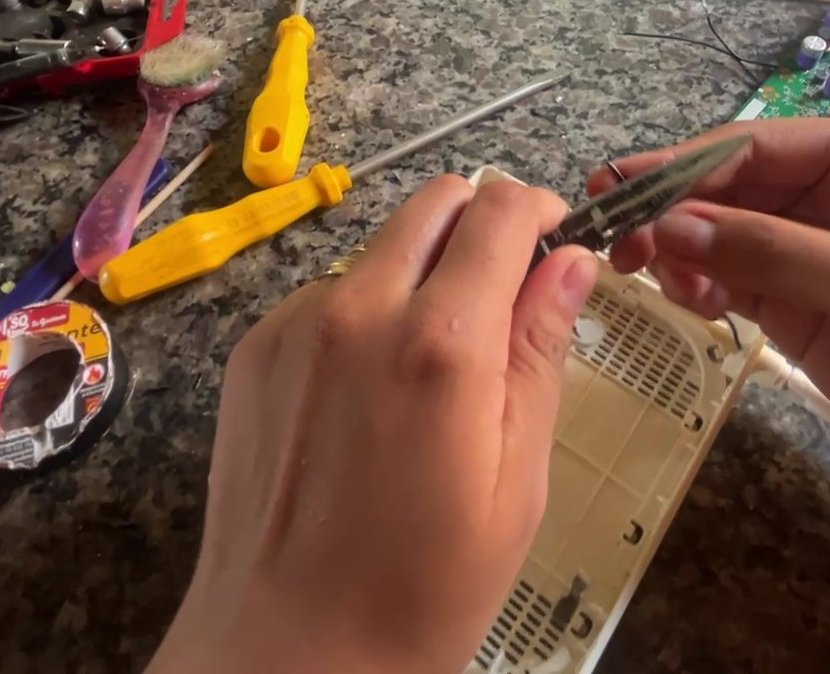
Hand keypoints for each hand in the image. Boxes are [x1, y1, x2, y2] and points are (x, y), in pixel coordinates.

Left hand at [150, 176, 600, 673]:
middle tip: (502, 283)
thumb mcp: (517, 478)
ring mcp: (296, 320)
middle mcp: (360, 306)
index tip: (555, 236)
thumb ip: (541, 349)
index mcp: (440, 341)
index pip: (500, 211)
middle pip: (435, 201)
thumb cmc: (425, 586)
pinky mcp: (257, 342)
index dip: (540, 207)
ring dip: (422, 271)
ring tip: (428, 360)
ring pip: (383, 246)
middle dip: (482, 219)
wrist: (282, 655)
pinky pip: (332, 291)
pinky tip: (367, 388)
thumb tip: (572, 262)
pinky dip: (367, 310)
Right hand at [592, 119, 829, 531]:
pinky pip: (734, 279)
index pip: (757, 147)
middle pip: (730, 188)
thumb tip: (668, 227)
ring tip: (649, 276)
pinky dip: (701, 284)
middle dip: (673, 209)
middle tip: (615, 240)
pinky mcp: (804, 307)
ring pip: (722, 233)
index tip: (618, 188)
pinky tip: (690, 300)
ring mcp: (817, 254)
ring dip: (680, 249)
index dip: (684, 165)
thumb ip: (778, 254)